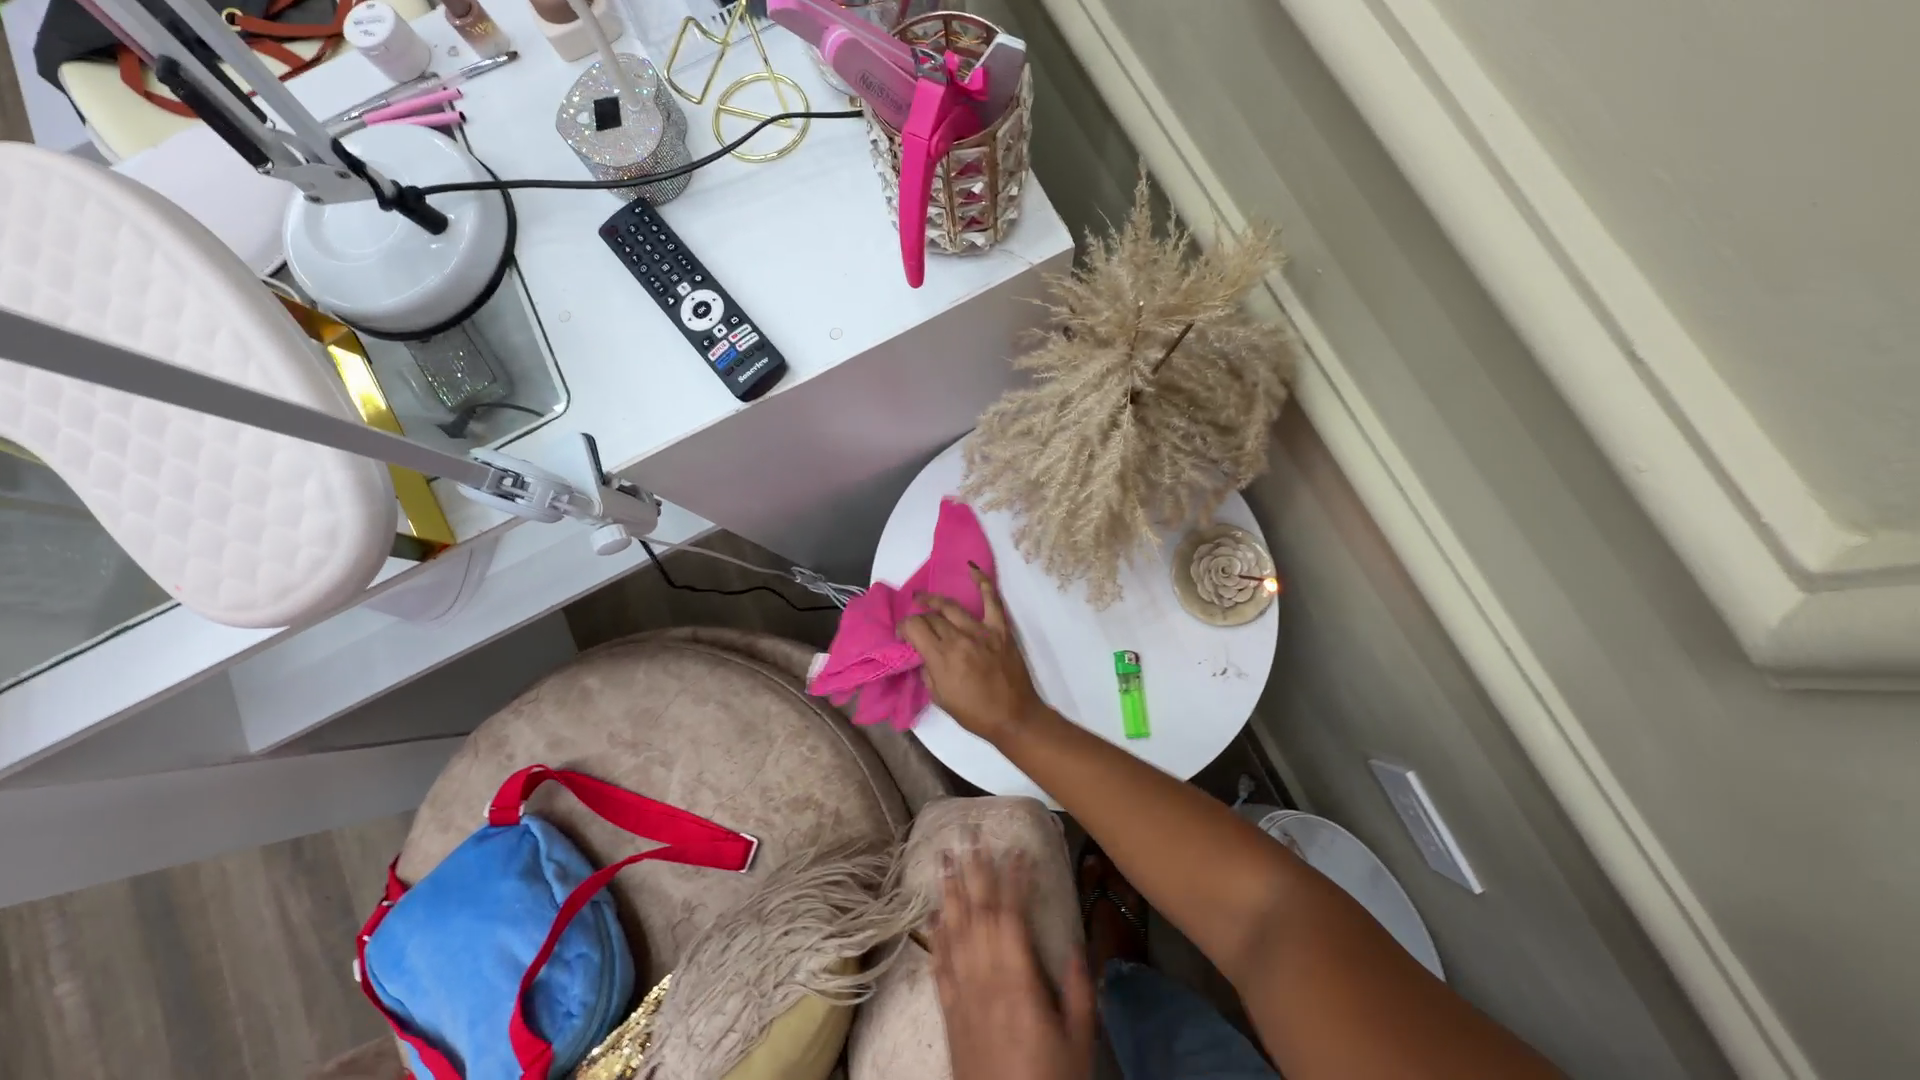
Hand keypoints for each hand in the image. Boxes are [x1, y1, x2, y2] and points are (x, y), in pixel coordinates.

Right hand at [900, 565, 1048, 745]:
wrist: (1013, 716)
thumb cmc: (974, 713)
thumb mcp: (940, 699)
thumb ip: (928, 671)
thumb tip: (924, 654)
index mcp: (941, 658)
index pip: (914, 627)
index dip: (904, 627)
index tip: (903, 635)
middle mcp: (959, 639)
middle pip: (931, 616)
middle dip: (918, 618)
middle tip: (915, 624)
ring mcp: (982, 631)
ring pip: (952, 606)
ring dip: (935, 600)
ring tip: (924, 599)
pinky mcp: (1000, 629)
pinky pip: (992, 600)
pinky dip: (982, 582)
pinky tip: (971, 570)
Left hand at [933, 848, 1095, 1079]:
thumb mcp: (1079, 1039)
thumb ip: (1078, 989)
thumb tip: (1074, 942)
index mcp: (1017, 980)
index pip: (1011, 916)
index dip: (1013, 879)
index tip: (1017, 848)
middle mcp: (984, 978)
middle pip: (977, 913)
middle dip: (975, 870)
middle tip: (970, 833)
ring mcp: (961, 993)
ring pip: (953, 930)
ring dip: (949, 891)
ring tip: (944, 857)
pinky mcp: (948, 1011)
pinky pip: (938, 963)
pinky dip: (934, 934)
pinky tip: (931, 912)